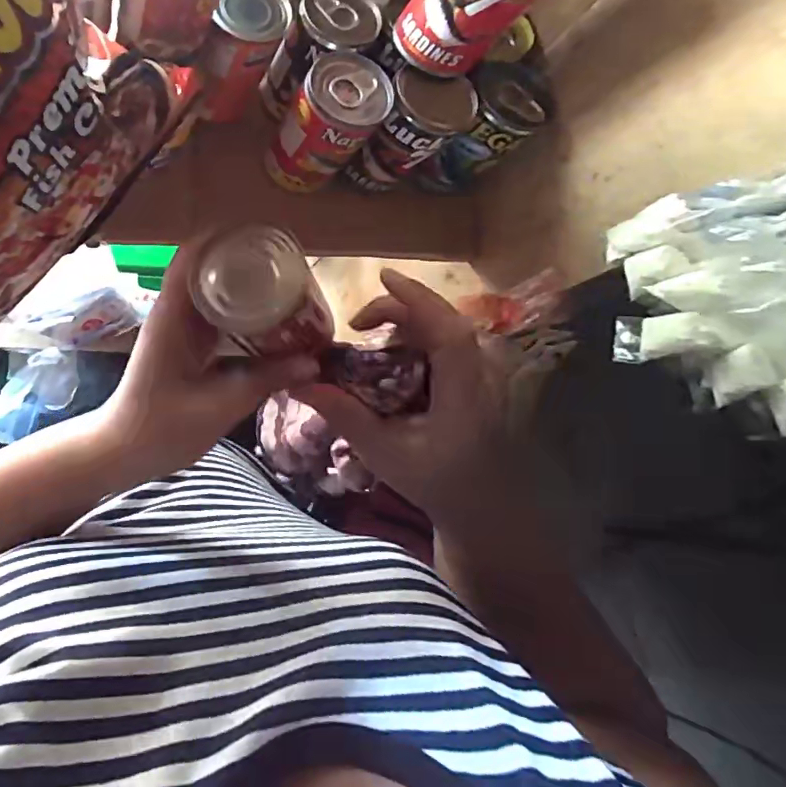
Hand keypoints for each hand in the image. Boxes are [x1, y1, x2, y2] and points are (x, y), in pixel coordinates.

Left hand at [98, 237, 317, 476]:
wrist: (123, 450)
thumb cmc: (160, 427)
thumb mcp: (219, 405)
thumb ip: (265, 381)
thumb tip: (314, 361)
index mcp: (173, 314)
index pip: (194, 255)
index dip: (225, 237)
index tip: (264, 233)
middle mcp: (174, 311)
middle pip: (208, 268)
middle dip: (246, 261)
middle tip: (289, 265)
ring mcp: (178, 327)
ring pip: (213, 291)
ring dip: (244, 286)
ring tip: (288, 286)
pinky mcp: (185, 343)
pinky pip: (215, 315)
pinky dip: (241, 311)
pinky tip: (270, 320)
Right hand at [289, 269, 531, 522]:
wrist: (486, 508)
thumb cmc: (437, 483)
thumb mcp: (384, 452)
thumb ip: (344, 414)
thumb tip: (299, 382)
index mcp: (464, 392)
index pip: (448, 331)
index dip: (417, 299)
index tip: (383, 277)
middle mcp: (482, 373)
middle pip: (441, 319)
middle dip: (396, 310)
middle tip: (357, 325)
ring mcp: (486, 373)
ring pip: (444, 327)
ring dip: (406, 322)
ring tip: (370, 337)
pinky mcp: (480, 376)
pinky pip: (448, 340)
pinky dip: (417, 336)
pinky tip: (394, 355)